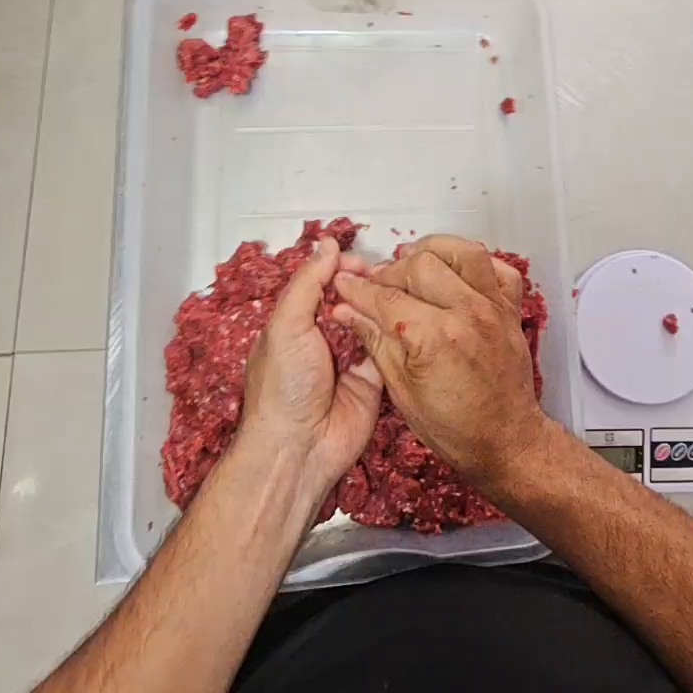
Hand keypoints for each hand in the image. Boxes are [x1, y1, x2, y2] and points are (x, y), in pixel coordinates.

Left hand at [235, 236, 383, 504]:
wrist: (300, 448)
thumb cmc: (283, 387)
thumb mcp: (287, 326)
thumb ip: (308, 283)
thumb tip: (326, 245)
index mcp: (296, 322)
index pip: (323, 283)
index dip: (343, 270)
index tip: (361, 263)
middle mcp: (324, 337)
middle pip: (352, 299)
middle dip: (368, 286)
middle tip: (387, 277)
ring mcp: (350, 358)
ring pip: (373, 321)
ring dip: (384, 308)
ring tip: (402, 294)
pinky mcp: (374, 378)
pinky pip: (389, 349)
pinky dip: (396, 335)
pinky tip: (409, 320)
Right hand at [333, 235, 547, 483]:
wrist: (505, 440)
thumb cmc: (453, 427)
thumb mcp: (401, 390)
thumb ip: (375, 342)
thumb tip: (346, 311)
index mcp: (435, 337)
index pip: (386, 298)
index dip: (358, 290)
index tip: (344, 285)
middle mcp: (468, 313)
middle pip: (421, 264)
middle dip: (391, 270)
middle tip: (378, 284)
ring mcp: (494, 308)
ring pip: (463, 252)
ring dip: (434, 251)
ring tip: (413, 264)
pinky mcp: (511, 310)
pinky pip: (499, 268)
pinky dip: (476, 263)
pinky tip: (455, 274)